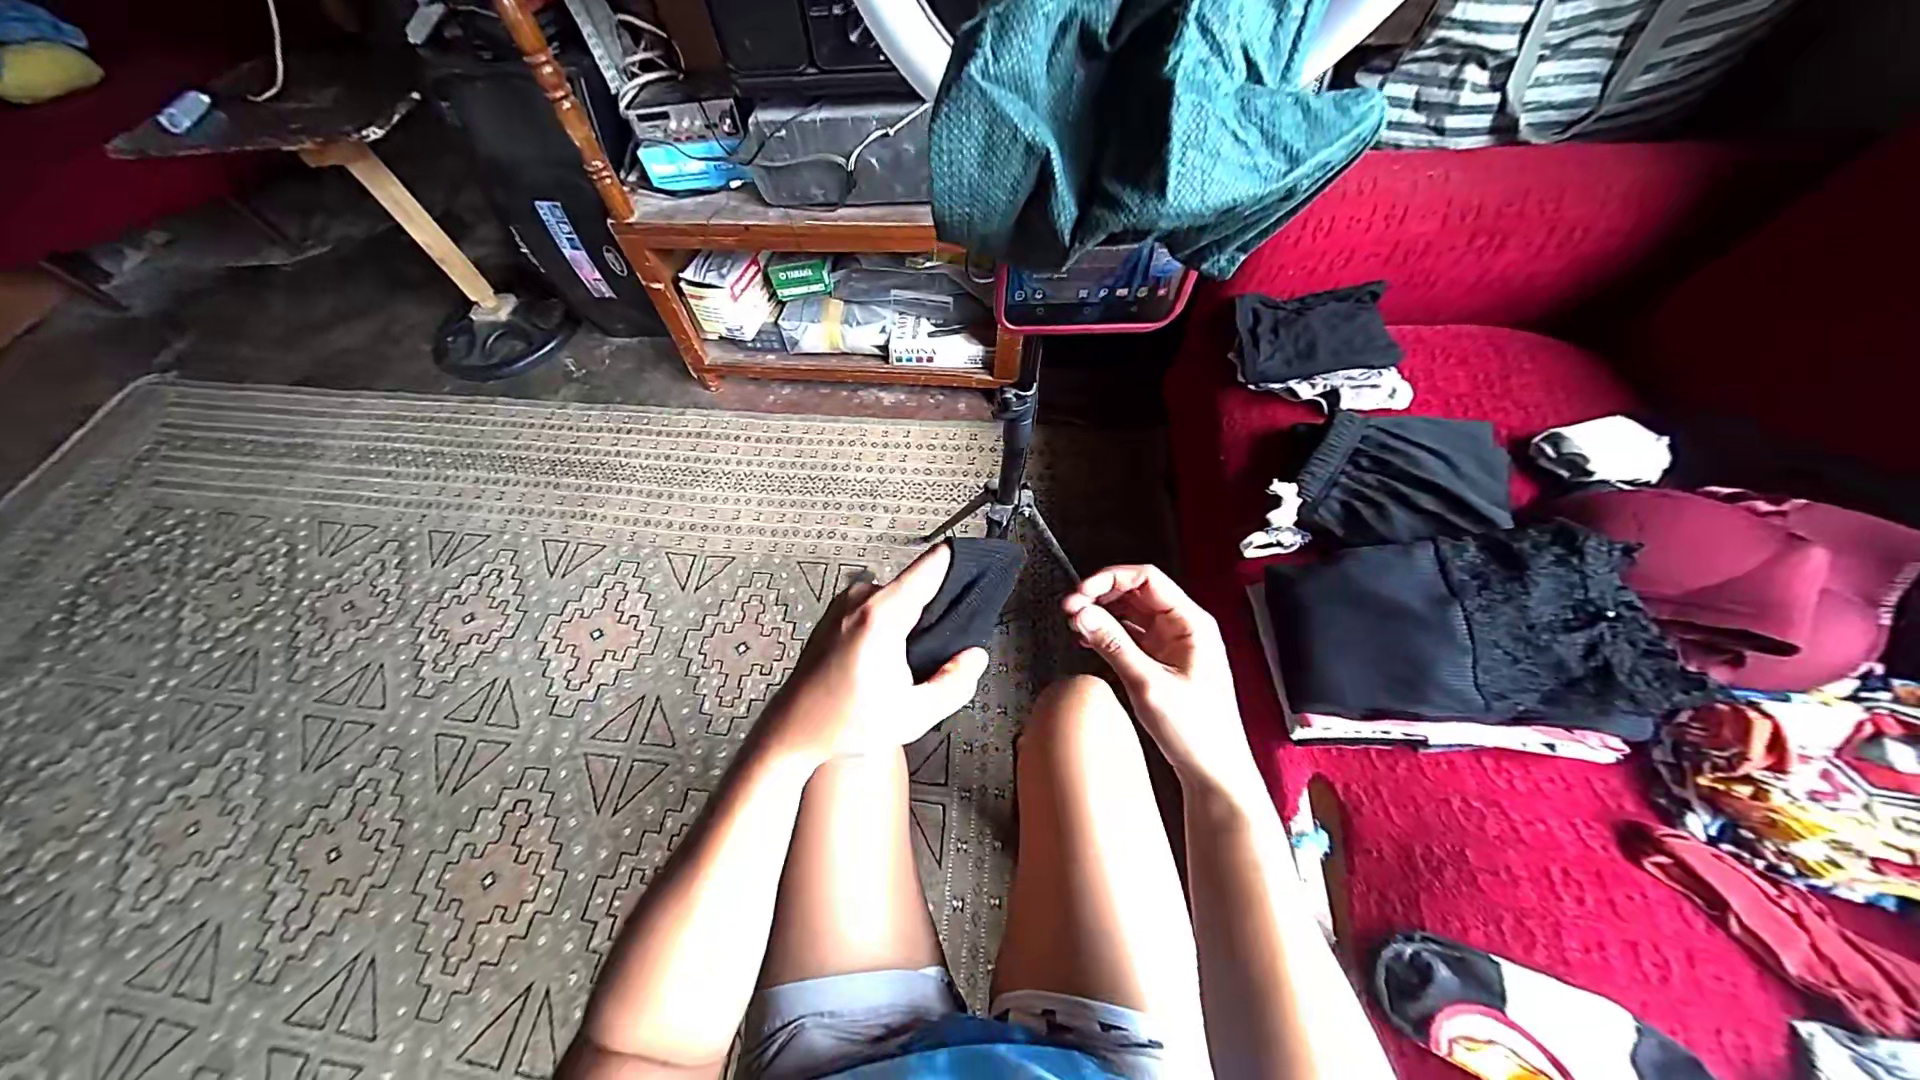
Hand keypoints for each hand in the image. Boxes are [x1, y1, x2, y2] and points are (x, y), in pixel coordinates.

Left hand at [761, 543, 988, 766]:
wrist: (793, 729)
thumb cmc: (841, 722)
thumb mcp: (912, 714)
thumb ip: (953, 684)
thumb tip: (973, 658)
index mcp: (880, 617)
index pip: (929, 567)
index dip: (957, 561)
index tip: (976, 560)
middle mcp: (860, 601)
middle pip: (916, 584)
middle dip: (934, 609)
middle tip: (938, 647)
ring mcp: (845, 603)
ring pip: (897, 596)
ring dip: (909, 619)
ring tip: (907, 661)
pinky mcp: (836, 611)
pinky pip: (877, 604)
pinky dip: (889, 622)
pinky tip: (886, 658)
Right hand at [1062, 565, 1261, 793]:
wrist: (1213, 770)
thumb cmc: (1198, 731)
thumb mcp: (1147, 684)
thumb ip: (1112, 644)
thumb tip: (1084, 614)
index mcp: (1192, 623)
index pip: (1146, 578)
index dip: (1109, 579)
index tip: (1081, 592)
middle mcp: (1183, 627)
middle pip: (1135, 592)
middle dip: (1100, 595)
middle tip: (1071, 608)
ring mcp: (1171, 643)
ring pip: (1130, 613)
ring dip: (1101, 613)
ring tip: (1076, 623)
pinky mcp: (1161, 660)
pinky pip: (1130, 634)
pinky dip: (1107, 632)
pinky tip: (1089, 638)